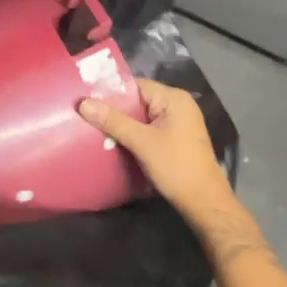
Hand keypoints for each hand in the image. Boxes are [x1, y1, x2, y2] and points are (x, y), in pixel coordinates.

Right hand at [80, 80, 232, 213]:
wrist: (203, 201)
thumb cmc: (175, 166)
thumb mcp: (142, 142)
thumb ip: (113, 121)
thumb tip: (83, 103)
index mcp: (174, 98)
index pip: (136, 86)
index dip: (110, 91)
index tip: (85, 98)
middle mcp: (177, 105)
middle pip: (138, 100)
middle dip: (114, 108)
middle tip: (85, 114)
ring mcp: (177, 123)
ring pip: (141, 116)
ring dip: (121, 123)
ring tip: (93, 126)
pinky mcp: (174, 138)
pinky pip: (148, 128)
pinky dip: (132, 133)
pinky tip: (113, 140)